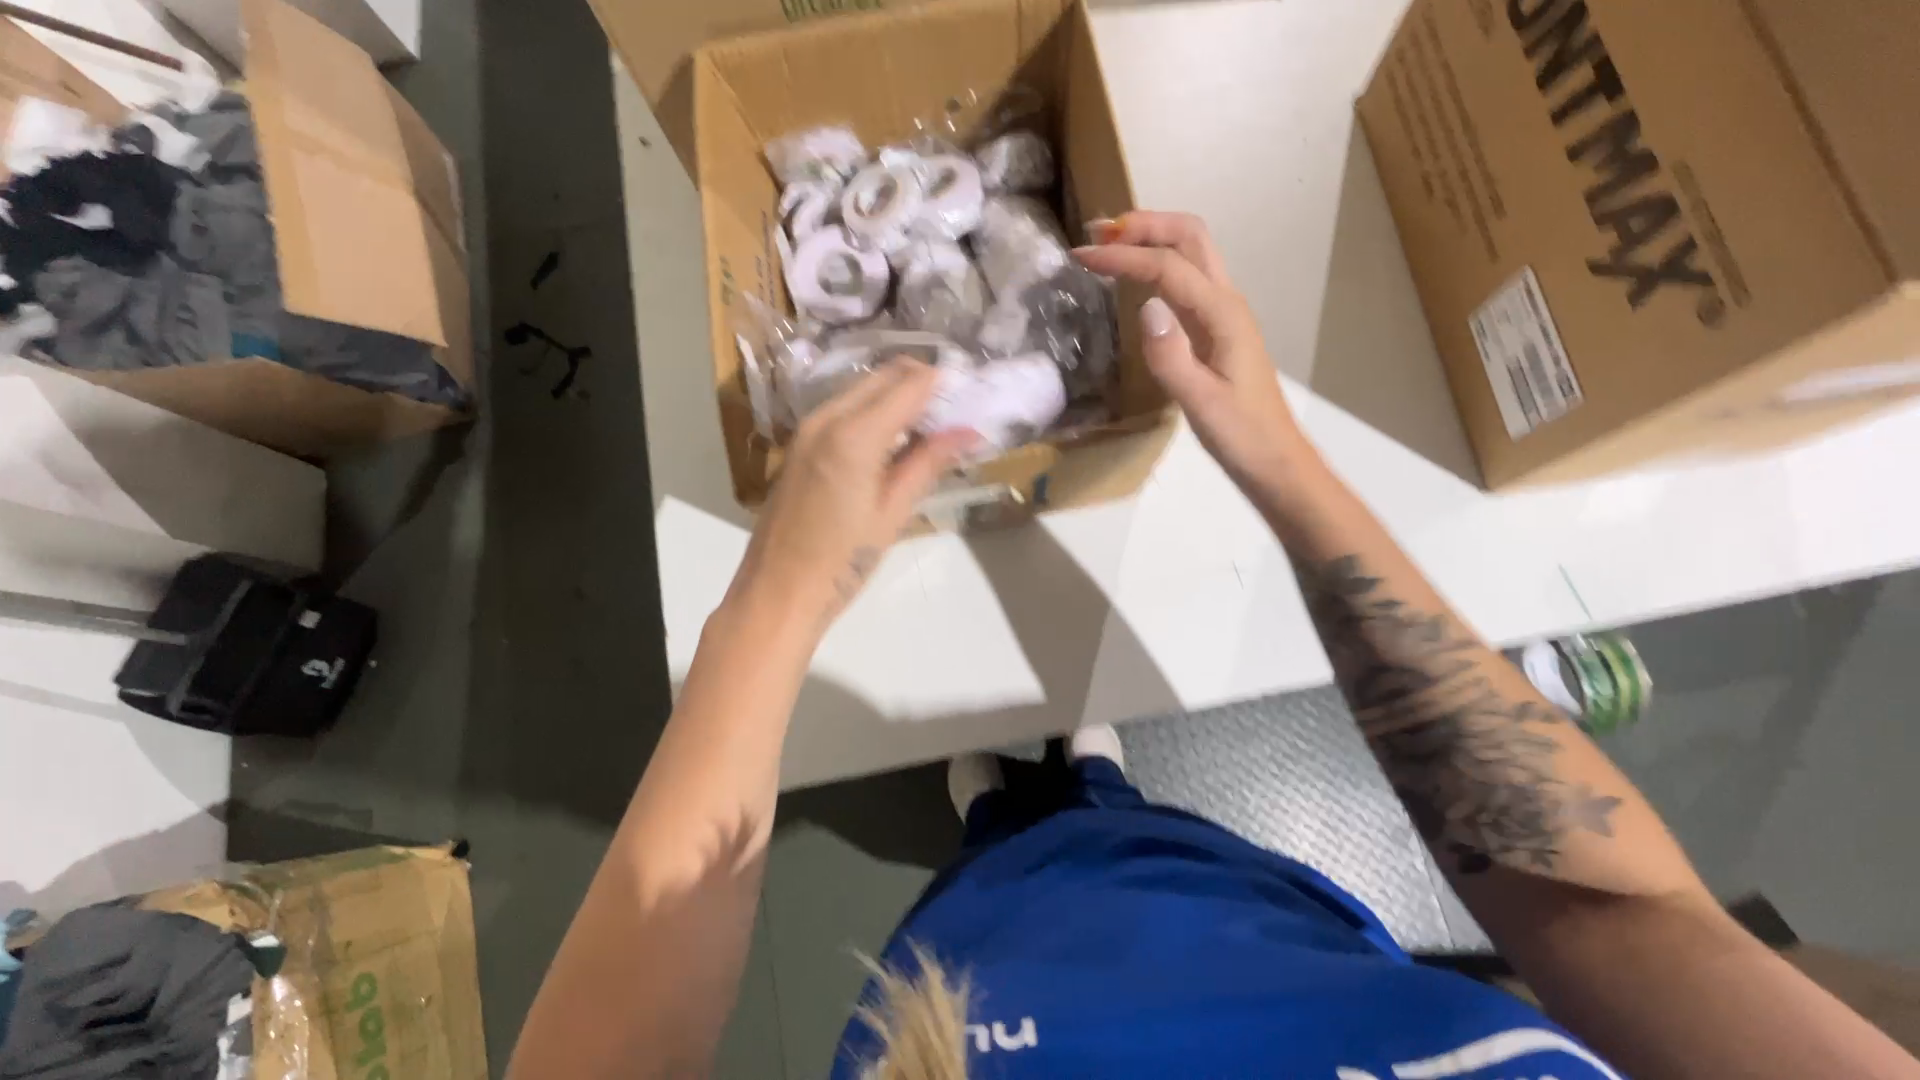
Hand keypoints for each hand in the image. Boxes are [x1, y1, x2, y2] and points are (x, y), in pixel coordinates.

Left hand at [730, 359, 977, 631]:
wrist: (775, 594)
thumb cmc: (840, 563)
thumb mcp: (892, 513)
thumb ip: (929, 463)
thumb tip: (970, 432)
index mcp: (854, 435)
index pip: (911, 383)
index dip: (946, 384)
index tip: (973, 398)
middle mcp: (827, 418)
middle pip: (884, 375)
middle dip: (922, 385)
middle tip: (955, 415)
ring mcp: (807, 429)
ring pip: (862, 389)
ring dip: (898, 398)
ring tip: (931, 433)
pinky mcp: (799, 445)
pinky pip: (844, 410)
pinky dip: (873, 413)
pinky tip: (894, 446)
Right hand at [1076, 212, 1314, 494]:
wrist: (1275, 460)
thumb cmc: (1241, 436)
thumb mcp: (1201, 403)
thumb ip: (1171, 356)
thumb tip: (1145, 306)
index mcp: (1222, 315)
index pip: (1168, 266)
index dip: (1124, 256)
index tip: (1081, 256)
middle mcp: (1225, 303)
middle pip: (1190, 237)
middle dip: (1145, 224)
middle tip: (1098, 233)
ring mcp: (1221, 314)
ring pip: (1191, 252)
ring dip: (1152, 238)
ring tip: (1108, 244)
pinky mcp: (1214, 329)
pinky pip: (1186, 279)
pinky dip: (1157, 263)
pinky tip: (1133, 278)